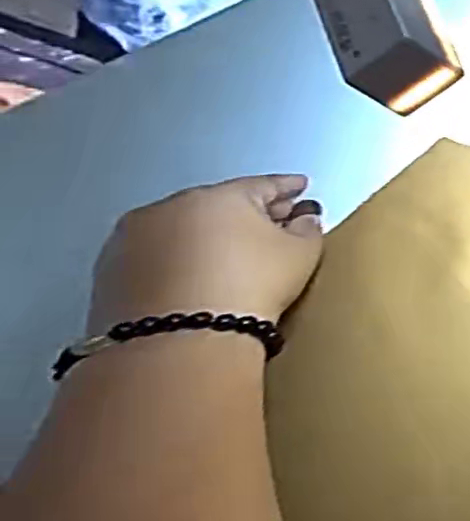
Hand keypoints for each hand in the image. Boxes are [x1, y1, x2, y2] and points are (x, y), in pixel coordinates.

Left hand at [89, 175, 324, 331]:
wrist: (180, 336)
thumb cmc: (250, 285)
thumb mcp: (303, 251)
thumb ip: (307, 227)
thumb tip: (301, 220)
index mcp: (219, 196)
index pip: (263, 184)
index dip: (288, 186)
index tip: (299, 187)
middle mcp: (169, 208)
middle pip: (220, 203)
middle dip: (250, 212)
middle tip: (277, 224)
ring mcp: (132, 238)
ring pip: (185, 227)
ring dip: (213, 235)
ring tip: (241, 255)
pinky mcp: (111, 269)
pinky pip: (161, 253)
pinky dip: (185, 257)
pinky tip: (207, 274)